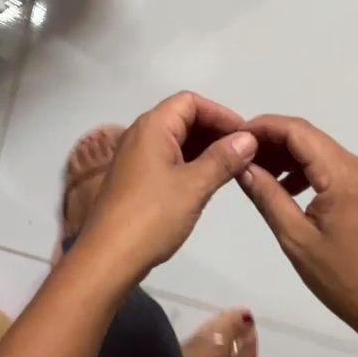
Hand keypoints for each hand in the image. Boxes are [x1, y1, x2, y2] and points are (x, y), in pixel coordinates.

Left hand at [76, 92, 259, 282]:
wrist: (109, 255)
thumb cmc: (152, 214)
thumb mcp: (193, 186)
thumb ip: (222, 159)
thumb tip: (248, 139)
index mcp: (152, 125)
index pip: (190, 101)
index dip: (220, 113)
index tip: (247, 135)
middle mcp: (141, 133)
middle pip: (183, 117)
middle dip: (215, 130)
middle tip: (246, 152)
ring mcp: (137, 156)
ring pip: (177, 139)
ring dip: (205, 148)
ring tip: (235, 166)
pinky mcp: (137, 177)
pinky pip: (169, 157)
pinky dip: (191, 162)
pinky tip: (210, 180)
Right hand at [237, 115, 357, 341]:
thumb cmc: (346, 279)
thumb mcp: (297, 239)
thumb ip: (267, 196)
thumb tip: (242, 166)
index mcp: (341, 173)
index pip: (295, 130)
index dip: (261, 127)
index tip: (233, 139)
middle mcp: (355, 167)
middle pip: (306, 136)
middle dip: (271, 140)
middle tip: (238, 156)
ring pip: (317, 150)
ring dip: (285, 155)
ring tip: (256, 173)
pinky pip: (328, 168)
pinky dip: (303, 170)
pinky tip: (285, 191)